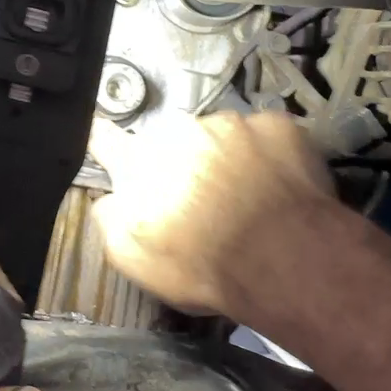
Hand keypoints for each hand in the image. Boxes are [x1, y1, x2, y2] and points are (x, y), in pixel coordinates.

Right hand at [89, 110, 337, 319]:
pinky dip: (268, 155)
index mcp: (139, 161)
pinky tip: (277, 187)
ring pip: (221, 136)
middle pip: (172, 141)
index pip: (105, 138)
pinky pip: (265, 135)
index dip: (107, 142)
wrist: (285, 263)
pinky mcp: (276, 126)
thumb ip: (110, 218)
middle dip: (182, 164)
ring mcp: (231, 124)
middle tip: (204, 202)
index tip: (111, 145)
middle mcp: (179, 131)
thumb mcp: (133, 259)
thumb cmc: (204, 266)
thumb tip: (111, 199)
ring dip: (226, 158)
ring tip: (247, 198)